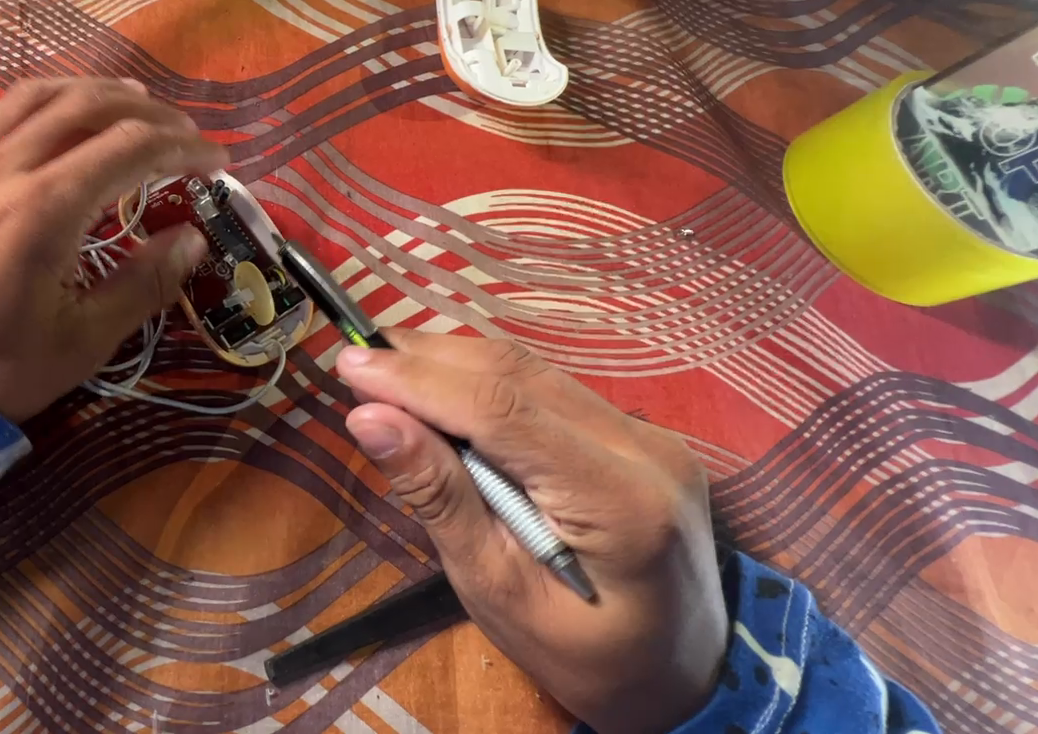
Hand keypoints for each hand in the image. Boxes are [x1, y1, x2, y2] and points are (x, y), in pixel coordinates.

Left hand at [0, 79, 227, 420]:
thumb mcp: (81, 342)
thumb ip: (143, 283)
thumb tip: (193, 238)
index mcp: (45, 208)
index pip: (132, 148)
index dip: (185, 147)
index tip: (219, 162)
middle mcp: (6, 166)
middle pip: (89, 106)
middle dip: (149, 111)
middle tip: (185, 133)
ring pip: (37, 95)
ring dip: (93, 92)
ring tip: (131, 104)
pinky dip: (29, 101)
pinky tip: (45, 117)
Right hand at [337, 332, 726, 733]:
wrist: (689, 679)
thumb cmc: (584, 657)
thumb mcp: (496, 591)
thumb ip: (436, 496)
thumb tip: (366, 416)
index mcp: (617, 502)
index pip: (500, 410)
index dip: (416, 379)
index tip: (348, 364)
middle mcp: (642, 446)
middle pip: (512, 372)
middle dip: (422, 358)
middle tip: (354, 361)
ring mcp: (646, 430)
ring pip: (526, 366)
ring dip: (445, 360)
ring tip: (381, 366)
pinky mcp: (634, 427)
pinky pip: (541, 382)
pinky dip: (477, 377)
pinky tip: (436, 386)